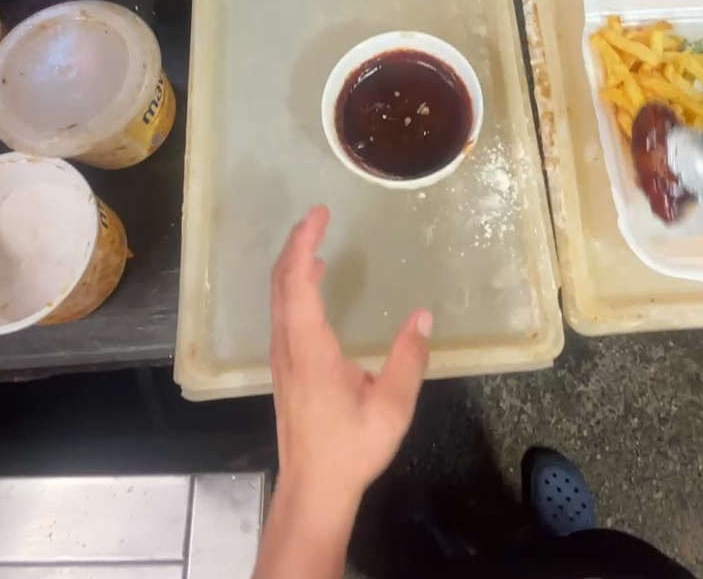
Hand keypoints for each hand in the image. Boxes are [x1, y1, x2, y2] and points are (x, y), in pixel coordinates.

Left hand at [270, 205, 432, 518]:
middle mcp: (288, 344)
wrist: (313, 488)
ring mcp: (282, 355)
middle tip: (318, 215)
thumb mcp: (391, 407)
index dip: (304, 242)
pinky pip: (283, 310)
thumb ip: (408, 360)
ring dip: (292, 261)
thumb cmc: (350, 449)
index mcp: (309, 348)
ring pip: (278, 295)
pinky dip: (293, 282)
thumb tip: (424, 316)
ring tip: (315, 238)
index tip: (320, 214)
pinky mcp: (285, 365)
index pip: (297, 282)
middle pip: (281, 281)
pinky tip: (312, 280)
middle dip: (296, 242)